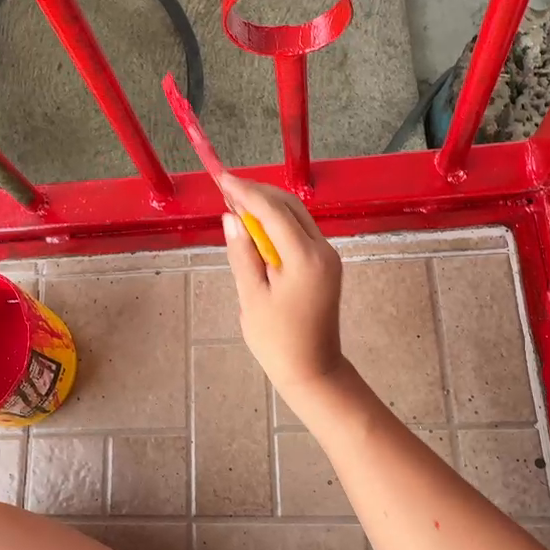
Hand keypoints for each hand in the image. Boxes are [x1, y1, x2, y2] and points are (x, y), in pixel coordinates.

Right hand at [219, 175, 346, 392]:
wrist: (313, 371)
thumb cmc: (277, 341)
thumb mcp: (252, 297)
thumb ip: (242, 254)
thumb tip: (231, 218)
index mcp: (305, 258)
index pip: (273, 211)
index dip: (245, 192)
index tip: (221, 178)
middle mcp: (322, 250)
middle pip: (289, 206)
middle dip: (257, 193)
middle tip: (225, 188)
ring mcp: (327, 256)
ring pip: (296, 216)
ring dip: (267, 206)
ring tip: (235, 203)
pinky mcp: (324, 264)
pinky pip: (299, 232)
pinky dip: (277, 223)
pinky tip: (255, 227)